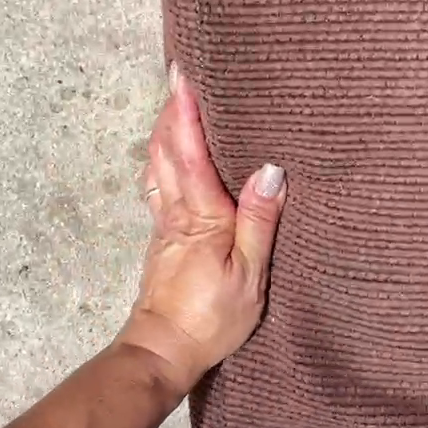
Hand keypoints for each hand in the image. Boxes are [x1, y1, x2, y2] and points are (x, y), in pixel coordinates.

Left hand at [117, 64, 285, 396]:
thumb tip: (271, 171)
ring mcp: (163, 223)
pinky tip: (165, 154)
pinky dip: (160, 156)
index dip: (186, 112)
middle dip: (171, 110)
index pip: (190, 153)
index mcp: (202, 216)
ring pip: (156, 164)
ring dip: (162, 129)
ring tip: (174, 104)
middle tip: (179, 76)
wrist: (163, 351)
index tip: (184, 76)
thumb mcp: (249, 275)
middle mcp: (176, 212)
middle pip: (165, 150)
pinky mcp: (161, 237)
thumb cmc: (211, 318)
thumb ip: (258, 221)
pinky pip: (157, 183)